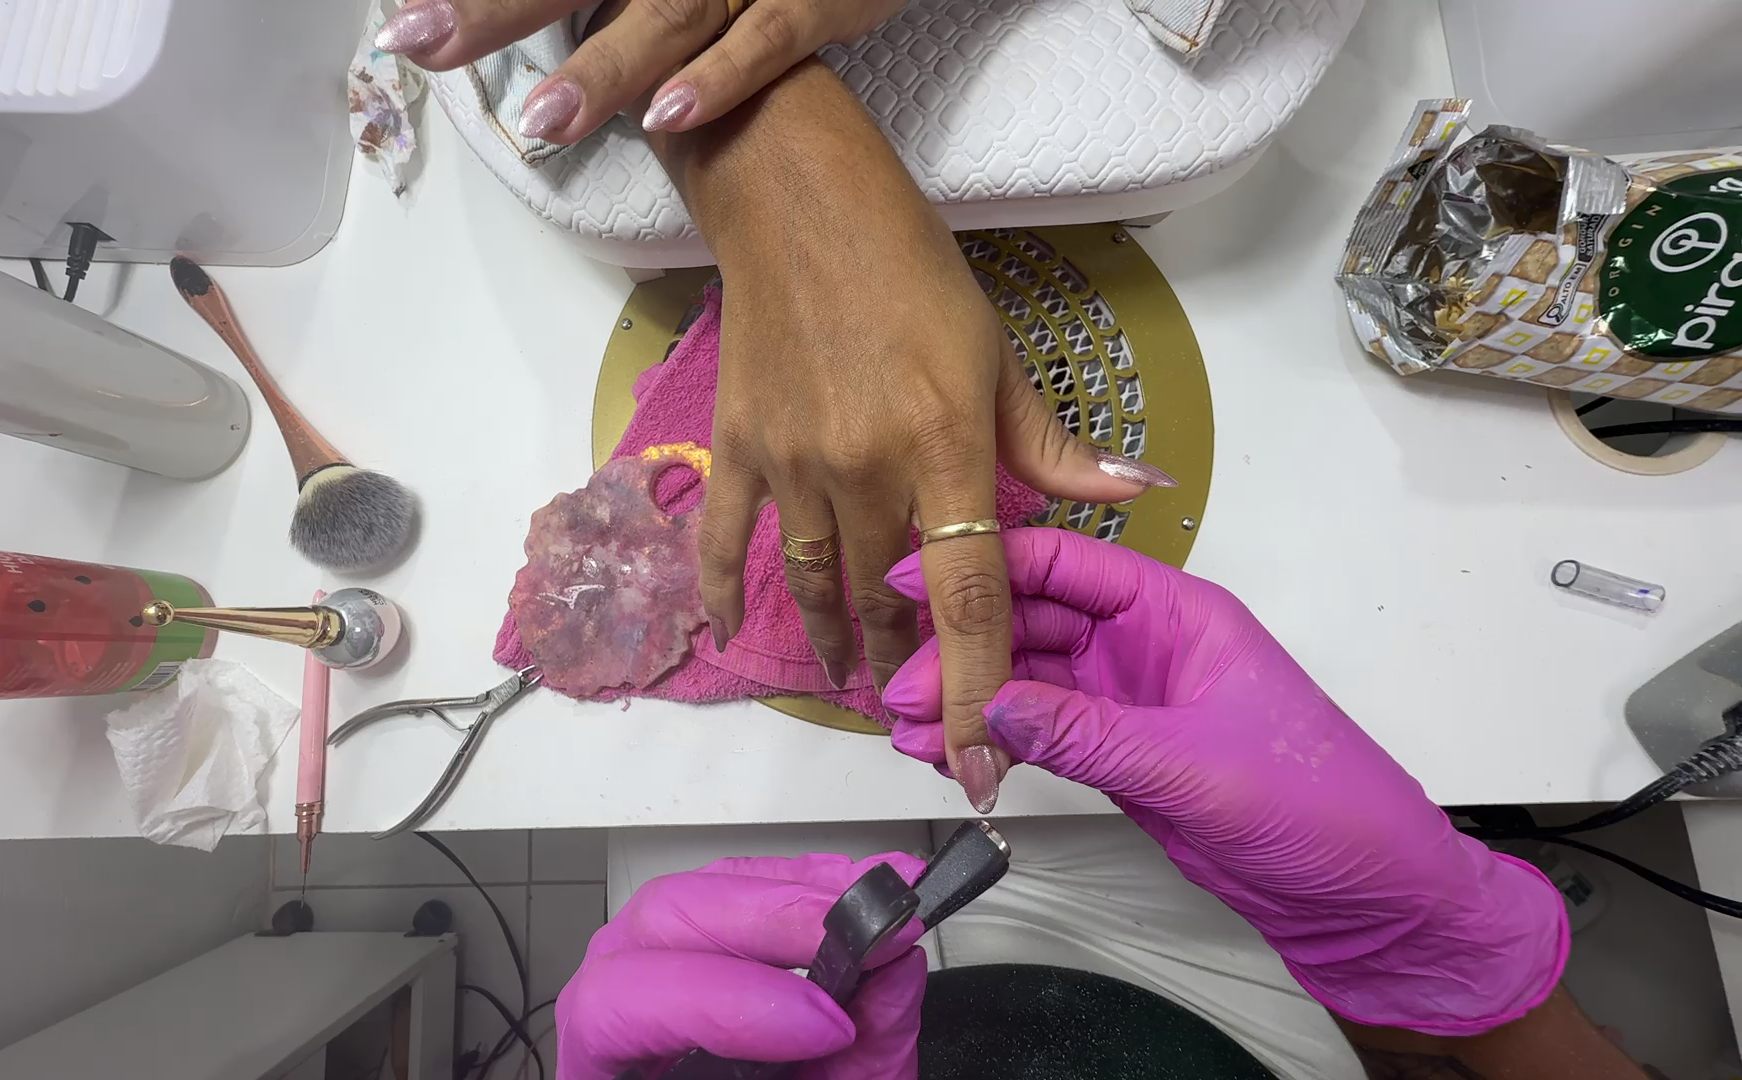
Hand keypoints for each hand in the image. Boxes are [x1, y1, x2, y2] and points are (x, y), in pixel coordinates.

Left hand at [375, 0, 905, 143]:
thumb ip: (628, 3)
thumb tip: (571, 23)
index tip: (407, 20)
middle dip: (499, 8)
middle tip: (419, 42)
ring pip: (669, 17)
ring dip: (605, 70)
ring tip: (542, 122)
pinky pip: (767, 40)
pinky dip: (720, 79)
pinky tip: (668, 119)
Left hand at [556, 852, 928, 1079]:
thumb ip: (845, 1069)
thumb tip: (892, 976)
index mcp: (598, 1057)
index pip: (619, 999)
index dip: (724, 1001)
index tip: (821, 1023)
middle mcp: (612, 989)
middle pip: (667, 914)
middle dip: (775, 916)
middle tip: (864, 933)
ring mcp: (651, 948)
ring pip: (712, 883)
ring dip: (804, 888)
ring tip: (875, 902)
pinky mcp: (701, 927)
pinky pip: (746, 881)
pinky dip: (808, 881)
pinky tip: (851, 887)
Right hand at [686, 66, 1164, 812]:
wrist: (802, 213)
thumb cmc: (913, 274)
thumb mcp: (997, 352)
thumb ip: (1054, 442)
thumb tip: (1135, 491)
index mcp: (943, 450)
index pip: (968, 598)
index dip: (978, 691)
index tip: (980, 768)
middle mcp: (862, 474)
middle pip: (889, 604)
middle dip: (908, 668)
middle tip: (919, 708)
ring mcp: (790, 468)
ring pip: (815, 586)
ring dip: (837, 642)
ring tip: (852, 682)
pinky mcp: (738, 452)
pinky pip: (728, 541)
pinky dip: (726, 594)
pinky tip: (731, 636)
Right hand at [881, 528, 1568, 1036]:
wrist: (1366, 902)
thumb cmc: (1321, 809)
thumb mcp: (1198, 765)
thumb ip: (1089, 732)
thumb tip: (990, 703)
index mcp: (1170, 611)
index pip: (1065, 563)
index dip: (987, 564)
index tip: (917, 577)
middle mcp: (1133, 640)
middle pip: (1027, 624)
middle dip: (962, 653)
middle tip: (904, 690)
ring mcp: (1114, 693)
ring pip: (1019, 680)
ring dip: (964, 702)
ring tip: (911, 734)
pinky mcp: (1104, 743)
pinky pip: (1031, 729)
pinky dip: (989, 739)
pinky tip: (948, 756)